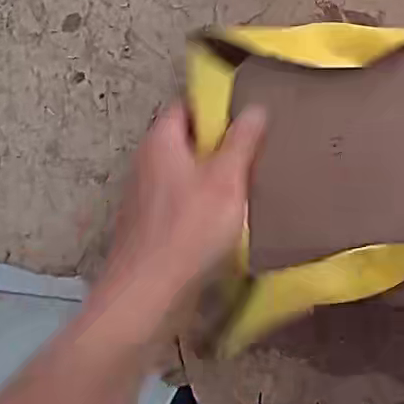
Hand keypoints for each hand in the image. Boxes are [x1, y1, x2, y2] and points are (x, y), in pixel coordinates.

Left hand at [93, 103, 266, 338]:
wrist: (146, 299)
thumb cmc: (190, 229)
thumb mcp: (228, 178)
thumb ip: (242, 140)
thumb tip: (255, 108)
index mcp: (161, 143)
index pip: (186, 105)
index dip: (215, 104)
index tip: (247, 109)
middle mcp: (147, 164)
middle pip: (188, 138)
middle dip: (221, 138)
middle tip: (258, 141)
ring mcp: (145, 197)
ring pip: (187, 169)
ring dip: (216, 170)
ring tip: (251, 174)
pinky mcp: (151, 226)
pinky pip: (184, 197)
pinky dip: (206, 196)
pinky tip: (230, 211)